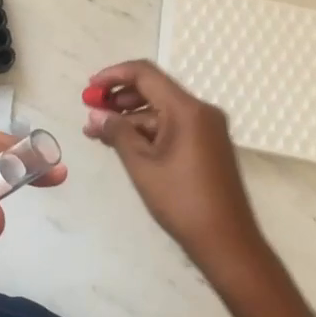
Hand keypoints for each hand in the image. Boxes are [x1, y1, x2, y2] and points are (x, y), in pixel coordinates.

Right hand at [83, 60, 261, 260]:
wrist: (226, 241)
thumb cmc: (182, 201)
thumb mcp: (141, 165)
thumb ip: (117, 133)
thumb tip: (96, 115)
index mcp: (187, 109)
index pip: (145, 74)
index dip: (113, 76)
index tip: (89, 89)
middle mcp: (200, 111)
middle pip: (154, 90)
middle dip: (118, 97)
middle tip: (90, 111)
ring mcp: (207, 129)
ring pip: (161, 111)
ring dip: (130, 118)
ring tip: (99, 133)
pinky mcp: (207, 145)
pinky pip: (172, 127)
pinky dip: (147, 131)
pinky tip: (124, 144)